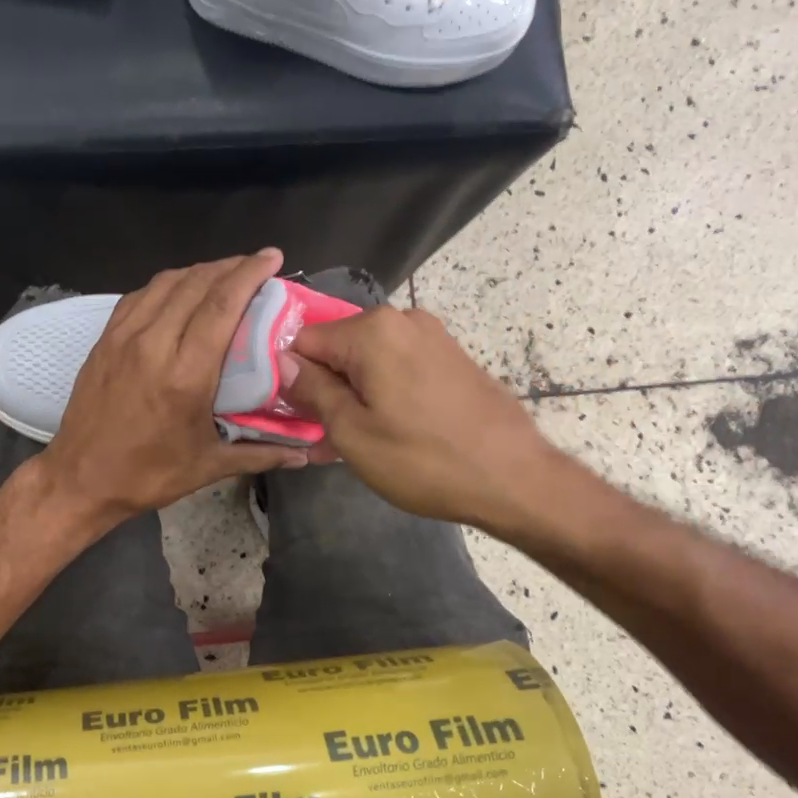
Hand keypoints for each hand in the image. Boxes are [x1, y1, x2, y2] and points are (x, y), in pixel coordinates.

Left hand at [36, 252, 309, 524]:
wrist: (80, 480)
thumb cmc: (147, 476)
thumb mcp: (208, 467)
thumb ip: (260, 454)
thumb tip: (304, 454)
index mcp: (185, 374)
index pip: (222, 304)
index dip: (249, 273)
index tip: (272, 258)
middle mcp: (153, 345)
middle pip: (196, 283)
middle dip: (230, 266)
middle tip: (254, 266)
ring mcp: (122, 339)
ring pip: (165, 283)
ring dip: (198, 271)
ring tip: (222, 275)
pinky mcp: (103, 341)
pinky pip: (138, 297)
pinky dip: (165, 286)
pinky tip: (178, 293)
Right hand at [282, 305, 568, 532]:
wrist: (514, 478)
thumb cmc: (423, 460)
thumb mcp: (351, 432)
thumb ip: (312, 390)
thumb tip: (283, 362)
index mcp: (371, 330)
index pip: (301, 341)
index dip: (288, 378)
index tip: (289, 416)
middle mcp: (401, 319)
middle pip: (335, 348)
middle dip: (320, 388)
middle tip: (317, 438)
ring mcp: (430, 336)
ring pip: (365, 361)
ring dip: (348, 396)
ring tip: (347, 444)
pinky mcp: (449, 357)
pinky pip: (395, 368)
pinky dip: (378, 395)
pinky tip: (380, 433)